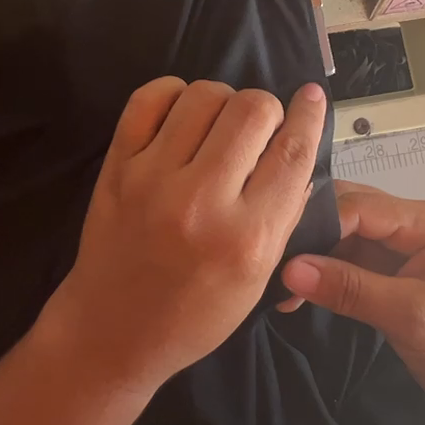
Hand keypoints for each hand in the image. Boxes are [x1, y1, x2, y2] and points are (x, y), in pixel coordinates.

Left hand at [36, 77, 326, 391]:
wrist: (113, 331)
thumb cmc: (195, 313)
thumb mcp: (258, 278)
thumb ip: (285, 213)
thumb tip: (300, 148)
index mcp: (247, 237)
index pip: (292, 153)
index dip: (309, 116)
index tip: (311, 97)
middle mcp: (202, 201)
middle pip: (252, 110)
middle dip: (265, 108)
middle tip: (257, 128)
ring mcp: (153, 177)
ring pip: (204, 95)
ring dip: (222, 100)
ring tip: (218, 124)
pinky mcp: (118, 165)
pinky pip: (150, 98)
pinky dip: (173, 93)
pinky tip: (182, 113)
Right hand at [278, 181, 424, 423]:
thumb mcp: (410, 316)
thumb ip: (350, 288)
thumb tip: (289, 270)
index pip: (360, 206)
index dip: (319, 222)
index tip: (278, 245)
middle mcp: (408, 225)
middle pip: (346, 212)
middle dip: (309, 233)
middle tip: (268, 257)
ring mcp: (395, 251)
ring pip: (340, 238)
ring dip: (309, 256)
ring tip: (273, 279)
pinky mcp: (384, 276)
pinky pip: (343, 264)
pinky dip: (319, 276)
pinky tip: (292, 292)